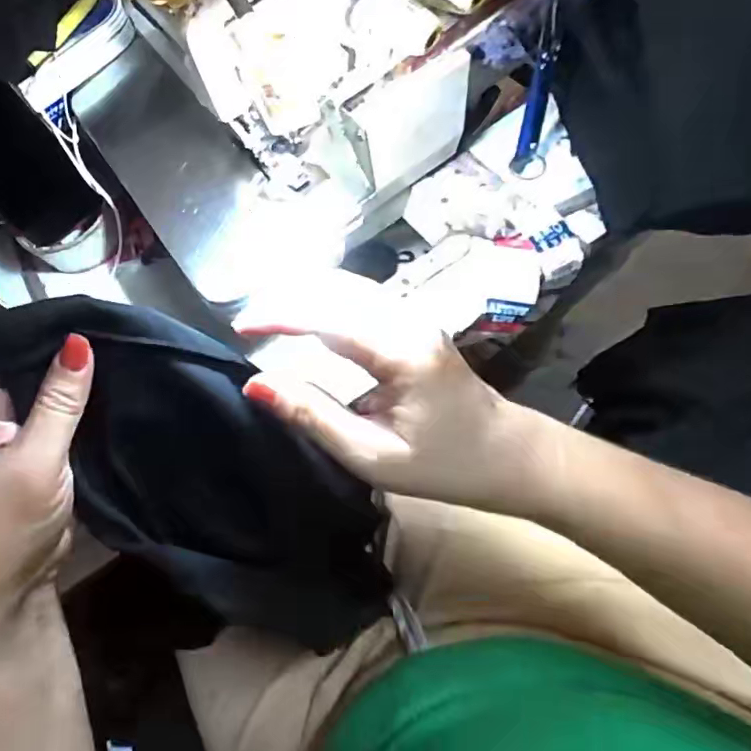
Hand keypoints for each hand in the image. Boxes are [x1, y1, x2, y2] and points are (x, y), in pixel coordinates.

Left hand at [0, 333, 92, 643]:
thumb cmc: (7, 528)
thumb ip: (59, 400)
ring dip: (75, 377)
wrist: (10, 596)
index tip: (87, 310)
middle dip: (63, 350)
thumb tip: (79, 339)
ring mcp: (12, 431)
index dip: (42, 330)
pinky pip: (59, 412)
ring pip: (46, 389)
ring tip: (116, 345)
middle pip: (27, 365)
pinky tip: (109, 381)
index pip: (4, 348)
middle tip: (110, 325)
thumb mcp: (36, 460)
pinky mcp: (37, 449)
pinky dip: (80, 401)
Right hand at [235, 273, 542, 513]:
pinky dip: (322, 299)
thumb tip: (256, 385)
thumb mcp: (373, 455)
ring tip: (264, 317)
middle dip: (284, 299)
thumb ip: (312, 416)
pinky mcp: (412, 320)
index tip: (241, 328)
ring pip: (346, 285)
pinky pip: (358, 296)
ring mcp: (414, 315)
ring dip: (302, 295)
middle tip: (246, 324)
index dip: (280, 317)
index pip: (328, 317)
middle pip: (335, 289)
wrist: (509, 454)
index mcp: (402, 352)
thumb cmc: (445, 465)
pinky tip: (301, 312)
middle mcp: (408, 321)